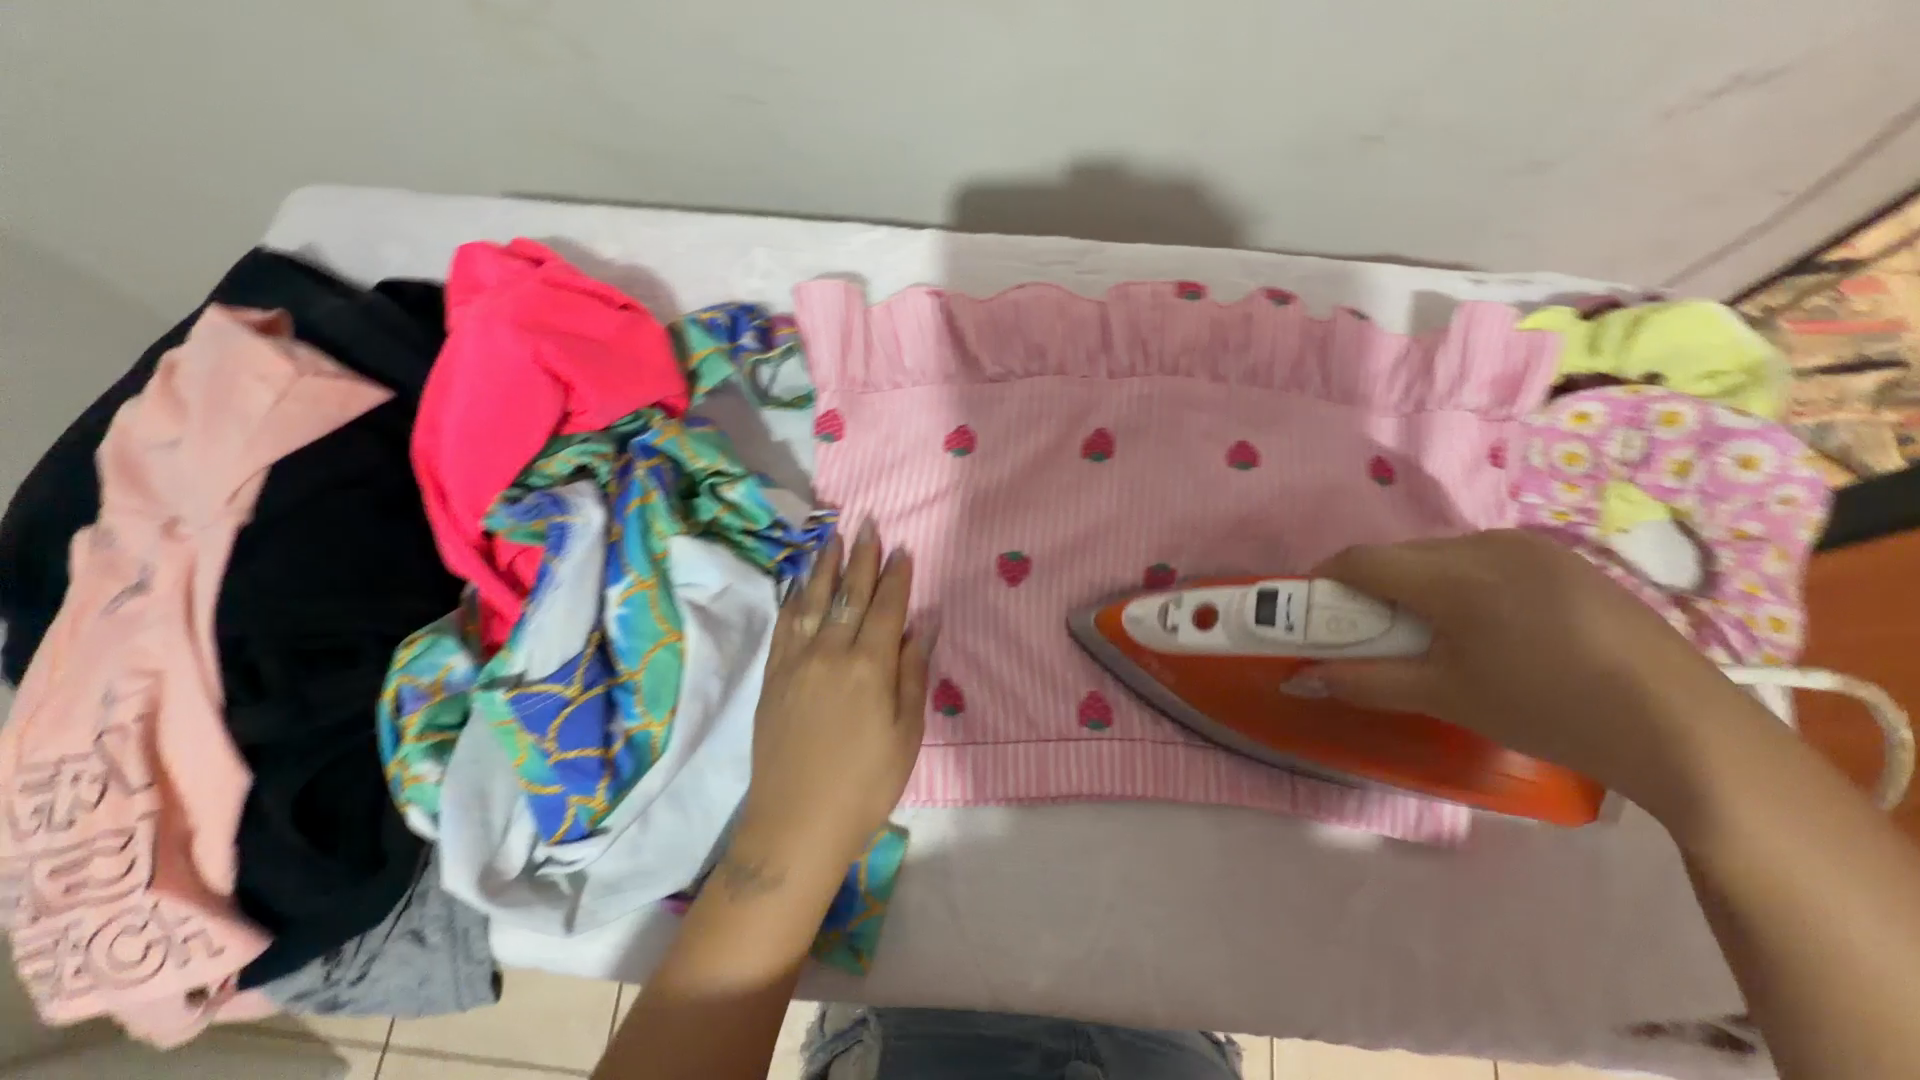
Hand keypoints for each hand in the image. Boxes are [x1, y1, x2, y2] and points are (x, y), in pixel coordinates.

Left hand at [735, 521, 927, 882]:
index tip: (903, 547)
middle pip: (848, 595)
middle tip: (868, 523)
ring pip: (811, 601)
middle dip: (861, 558)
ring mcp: (796, 662)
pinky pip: (784, 625)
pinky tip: (799, 584)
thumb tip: (925, 624)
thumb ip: (913, 674)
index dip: (897, 576)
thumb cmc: (865, 784)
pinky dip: (794, 598)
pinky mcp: (773, 677)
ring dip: (824, 567)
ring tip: (833, 538)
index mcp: (869, 666)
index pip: (886, 608)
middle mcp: (830, 652)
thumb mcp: (905, 734)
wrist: (796, 821)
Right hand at [1310, 529, 1769, 811]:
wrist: (1681, 726)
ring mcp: (1531, 546)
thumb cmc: (1548, 710)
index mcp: (1454, 575)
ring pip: (1442, 556)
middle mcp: (1488, 543)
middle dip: (1370, 590)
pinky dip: (1459, 586)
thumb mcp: (1447, 698)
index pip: (1361, 560)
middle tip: (1367, 637)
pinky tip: (1484, 630)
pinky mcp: (1563, 560)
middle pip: (1400, 555)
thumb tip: (1301, 677)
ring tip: (1429, 638)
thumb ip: (1365, 681)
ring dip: (1415, 587)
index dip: (1323, 583)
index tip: (1309, 615)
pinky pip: (1484, 560)